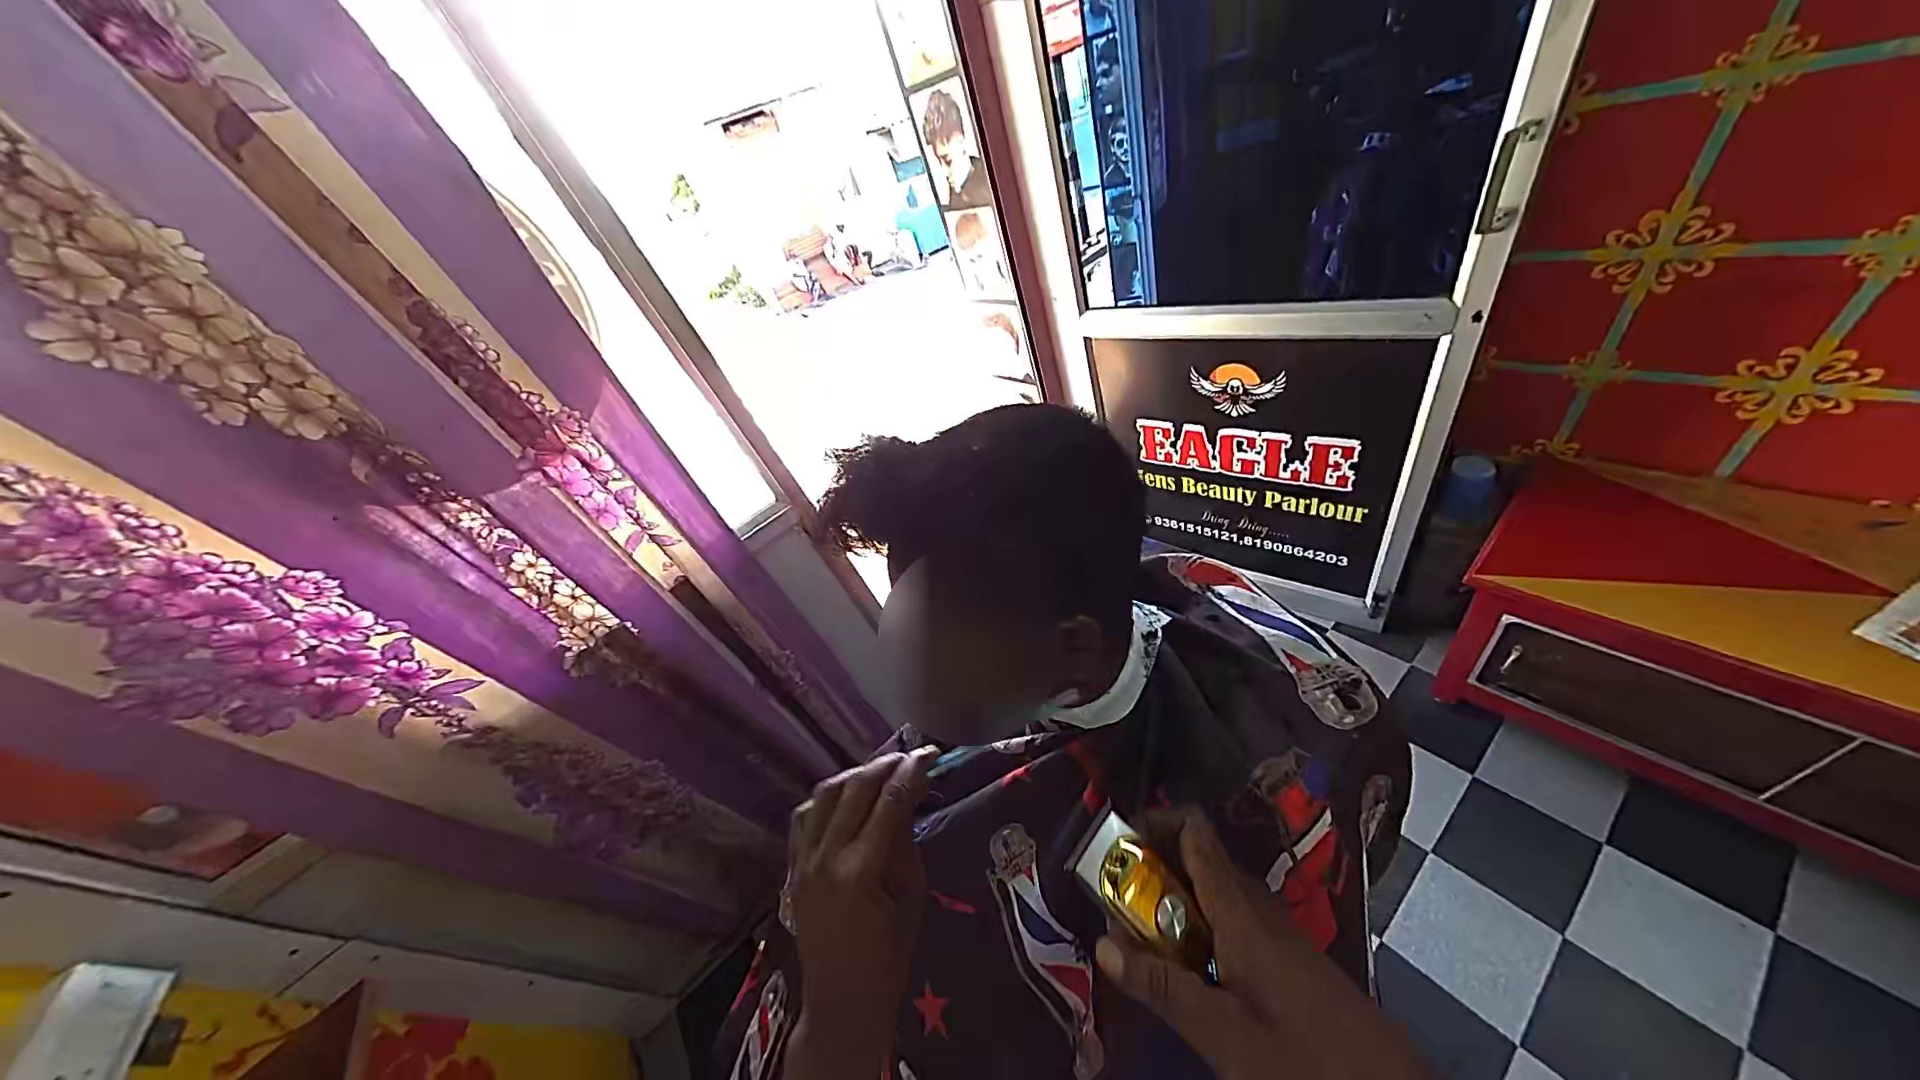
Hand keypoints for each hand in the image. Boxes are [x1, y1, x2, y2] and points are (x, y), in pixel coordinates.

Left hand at [784, 751, 931, 1079]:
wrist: (841, 1002)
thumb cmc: (888, 957)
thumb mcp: (911, 897)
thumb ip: (906, 843)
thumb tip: (909, 798)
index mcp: (860, 871)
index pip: (889, 802)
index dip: (912, 772)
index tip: (931, 754)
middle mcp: (825, 858)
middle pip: (855, 789)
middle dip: (886, 765)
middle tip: (911, 757)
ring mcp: (803, 861)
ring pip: (825, 794)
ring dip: (855, 775)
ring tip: (882, 770)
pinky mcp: (792, 866)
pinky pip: (805, 816)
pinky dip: (828, 797)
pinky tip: (847, 795)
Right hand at [1094, 808, 1434, 1079]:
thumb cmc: (1308, 1062)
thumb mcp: (1225, 1036)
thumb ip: (1163, 987)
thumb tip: (1102, 945)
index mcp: (1239, 910)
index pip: (1193, 831)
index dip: (1152, 822)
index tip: (1114, 848)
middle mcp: (1256, 905)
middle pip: (1196, 858)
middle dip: (1150, 870)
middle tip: (1116, 907)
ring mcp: (1274, 927)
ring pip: (1210, 891)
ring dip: (1170, 901)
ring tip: (1139, 937)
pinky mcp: (1284, 953)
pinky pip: (1228, 918)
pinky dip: (1196, 927)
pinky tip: (1186, 967)